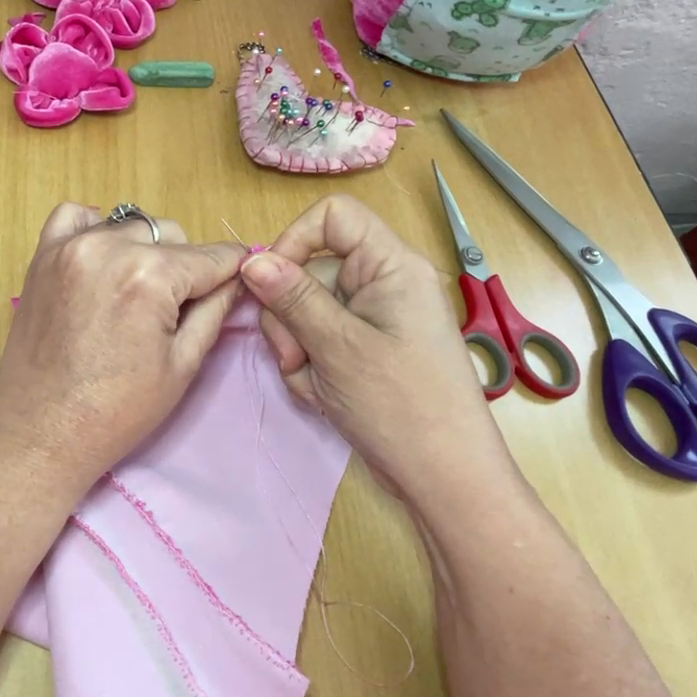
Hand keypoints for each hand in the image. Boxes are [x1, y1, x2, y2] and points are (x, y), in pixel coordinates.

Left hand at [0, 203, 245, 485]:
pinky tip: (103, 262)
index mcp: (150, 276)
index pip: (213, 257)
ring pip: (130, 226)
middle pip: (172, 236)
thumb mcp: (182, 366)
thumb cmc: (116, 411)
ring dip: (143, 250)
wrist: (39, 430)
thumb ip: (214, 311)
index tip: (235, 288)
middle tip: (173, 311)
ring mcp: (70, 246)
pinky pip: (76, 216)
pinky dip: (95, 229)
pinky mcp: (42, 255)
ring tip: (134, 295)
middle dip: (184, 267)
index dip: (230, 275)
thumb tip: (236, 278)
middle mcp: (109, 247)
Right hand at [238, 195, 521, 509]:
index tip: (269, 282)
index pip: (333, 216)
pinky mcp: (367, 347)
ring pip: (306, 309)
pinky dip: (311, 364)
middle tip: (294, 356)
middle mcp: (384, 283)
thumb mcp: (337, 347)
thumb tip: (251, 260)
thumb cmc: (400, 406)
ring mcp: (375, 318)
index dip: (294, 239)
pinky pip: (319, 338)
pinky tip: (323, 394)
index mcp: (391, 266)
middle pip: (309, 269)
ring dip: (296, 347)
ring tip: (314, 383)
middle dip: (289, 315)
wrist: (445, 479)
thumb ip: (292, 298)